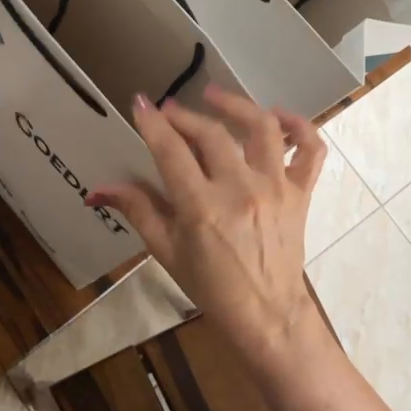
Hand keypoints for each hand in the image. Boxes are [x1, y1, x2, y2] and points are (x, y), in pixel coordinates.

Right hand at [89, 87, 323, 357]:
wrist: (266, 315)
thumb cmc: (211, 287)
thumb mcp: (167, 252)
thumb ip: (138, 211)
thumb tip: (99, 189)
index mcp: (202, 208)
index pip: (172, 151)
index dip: (153, 123)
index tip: (140, 103)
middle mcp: (241, 190)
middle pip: (211, 134)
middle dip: (184, 115)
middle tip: (168, 111)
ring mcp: (276, 189)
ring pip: (261, 128)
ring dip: (236, 105)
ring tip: (214, 95)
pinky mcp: (301, 194)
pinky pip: (310, 151)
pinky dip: (299, 127)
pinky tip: (276, 117)